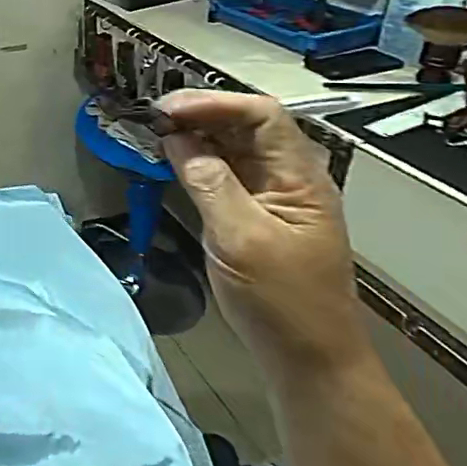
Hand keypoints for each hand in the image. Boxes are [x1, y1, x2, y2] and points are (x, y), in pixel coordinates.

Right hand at [157, 90, 367, 370]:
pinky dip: (199, 160)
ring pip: (235, 147)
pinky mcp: (257, 214)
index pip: (261, 115)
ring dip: (198, 134)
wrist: (310, 362)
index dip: (214, 103)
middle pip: (247, 125)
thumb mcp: (241, 240)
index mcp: (300, 177)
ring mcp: (273, 195)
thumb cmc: (282, 303)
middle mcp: (289, 177)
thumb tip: (177, 141)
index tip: (169, 110)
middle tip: (156, 116)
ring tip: (158, 131)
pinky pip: (227, 172)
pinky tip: (174, 159)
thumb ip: (210, 184)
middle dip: (202, 113)